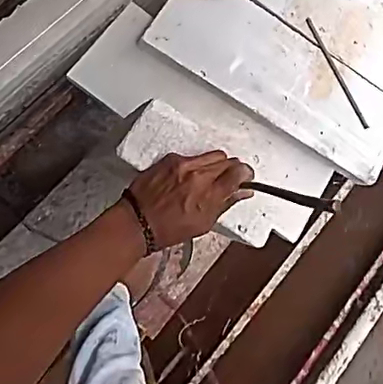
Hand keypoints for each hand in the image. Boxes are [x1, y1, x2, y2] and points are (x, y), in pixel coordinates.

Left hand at [124, 150, 253, 247]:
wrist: (136, 223)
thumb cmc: (166, 229)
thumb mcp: (203, 223)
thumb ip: (226, 203)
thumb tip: (242, 192)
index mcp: (209, 195)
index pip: (239, 173)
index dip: (246, 174)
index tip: (246, 177)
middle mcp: (198, 176)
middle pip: (228, 161)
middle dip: (232, 169)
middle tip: (228, 179)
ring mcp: (184, 165)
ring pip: (213, 155)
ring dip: (216, 164)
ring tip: (208, 178)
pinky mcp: (171, 159)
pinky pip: (193, 155)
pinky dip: (195, 164)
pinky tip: (188, 177)